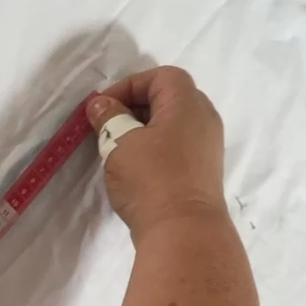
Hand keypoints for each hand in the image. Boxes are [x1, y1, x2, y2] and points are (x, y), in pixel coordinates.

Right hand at [86, 66, 229, 238]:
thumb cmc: (151, 179)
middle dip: (133, 107)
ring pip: (171, 124)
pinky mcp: (200, 170)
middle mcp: (203, 118)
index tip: (101, 108)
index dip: (128, 85)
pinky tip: (135, 169)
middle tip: (106, 128)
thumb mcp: (120, 144)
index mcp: (187, 104)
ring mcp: (205, 146)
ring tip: (117, 150)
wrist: (182, 229)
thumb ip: (109, 119)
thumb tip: (100, 104)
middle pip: (168, 98)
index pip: (161, 76)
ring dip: (142, 130)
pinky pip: (175, 146)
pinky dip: (153, 148)